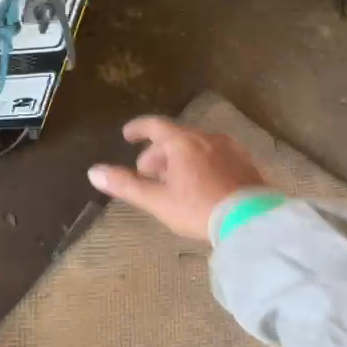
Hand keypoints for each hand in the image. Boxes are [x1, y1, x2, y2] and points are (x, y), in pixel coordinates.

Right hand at [87, 116, 269, 239]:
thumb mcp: (156, 200)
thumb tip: (93, 171)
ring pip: (197, 146)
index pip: (155, 125)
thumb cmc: (198, 208)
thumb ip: (125, 185)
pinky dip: (200, 163)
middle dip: (158, 153)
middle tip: (147, 174)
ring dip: (179, 159)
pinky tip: (199, 185)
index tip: (127, 135)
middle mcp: (207, 138)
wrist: (252, 222)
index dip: (138, 128)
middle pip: (176, 138)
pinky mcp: (246, 164)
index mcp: (182, 143)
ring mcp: (230, 150)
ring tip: (173, 182)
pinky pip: (215, 156)